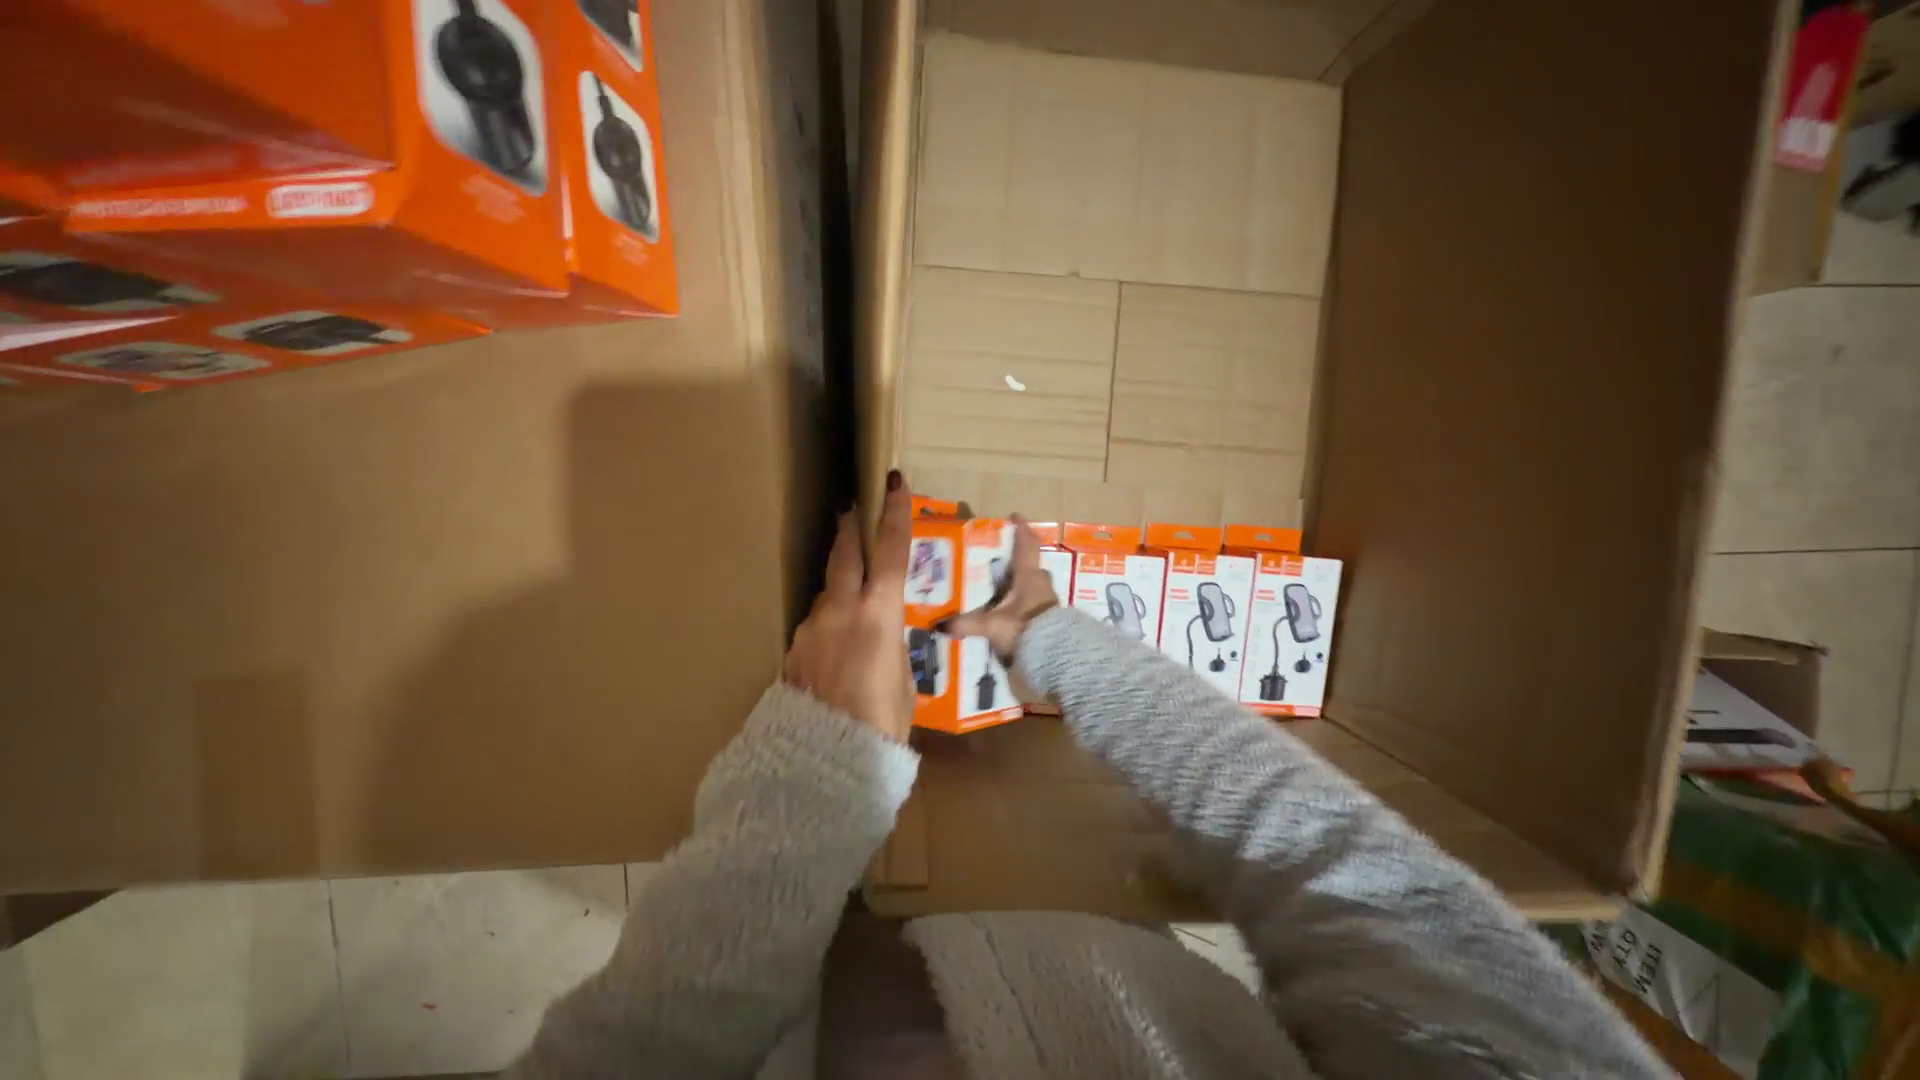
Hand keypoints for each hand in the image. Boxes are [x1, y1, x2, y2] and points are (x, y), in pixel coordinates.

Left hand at [784, 471, 915, 742]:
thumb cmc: (880, 725)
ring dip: (840, 589)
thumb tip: (885, 635)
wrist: (823, 760)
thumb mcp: (903, 682)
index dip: (895, 514)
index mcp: (878, 615)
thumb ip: (893, 647)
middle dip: (849, 530)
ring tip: (854, 608)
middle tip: (850, 511)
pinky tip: (836, 652)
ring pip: (828, 594)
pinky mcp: (794, 651)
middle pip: (845, 555)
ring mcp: (811, 629)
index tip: (892, 481)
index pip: (890, 551)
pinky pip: (816, 626)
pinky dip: (828, 626)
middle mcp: (840, 611)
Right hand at [937, 515, 1057, 664]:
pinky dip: (1023, 605)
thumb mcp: (993, 626)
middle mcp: (1041, 583)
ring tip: (1001, 591)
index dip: (1021, 529)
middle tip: (999, 564)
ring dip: (1020, 586)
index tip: (1015, 516)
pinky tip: (1011, 613)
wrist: (1057, 655)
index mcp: (1028, 576)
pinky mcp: (1052, 618)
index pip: (1027, 545)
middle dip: (1016, 563)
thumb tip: (941, 625)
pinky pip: (1035, 605)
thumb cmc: (1025, 629)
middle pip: (1030, 567)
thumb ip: (967, 624)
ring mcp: (1049, 601)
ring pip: (1033, 586)